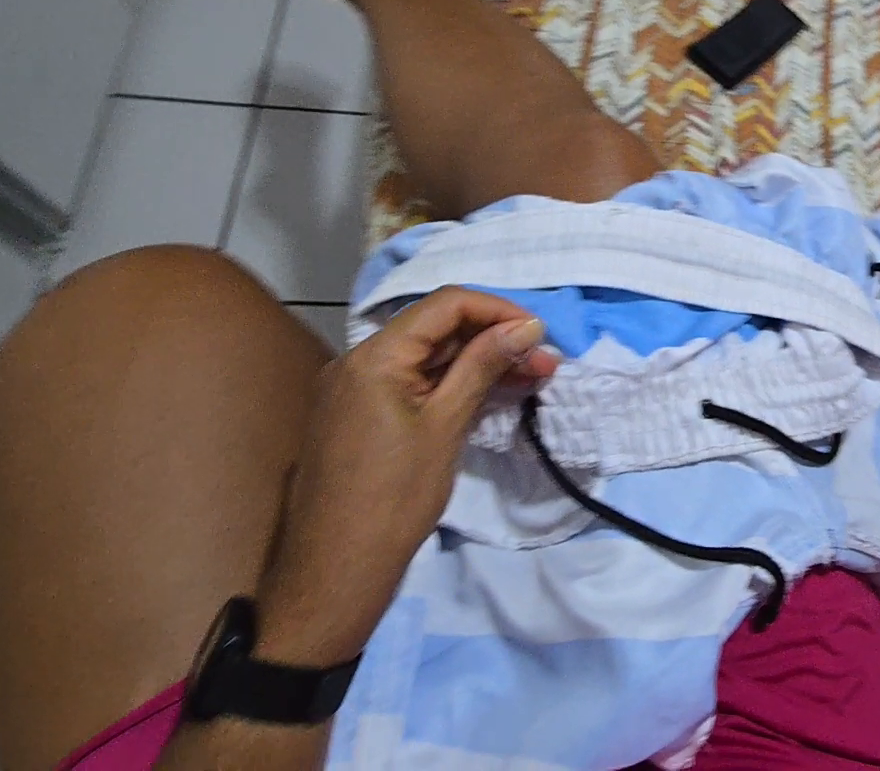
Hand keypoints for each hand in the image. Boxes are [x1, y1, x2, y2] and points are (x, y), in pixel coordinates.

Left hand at [253, 287, 559, 665]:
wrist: (334, 575)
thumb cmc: (394, 498)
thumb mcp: (446, 425)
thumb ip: (483, 365)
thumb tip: (527, 325)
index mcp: (373, 357)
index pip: (445, 305)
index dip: (497, 310)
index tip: (538, 334)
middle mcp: (359, 361)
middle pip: (438, 329)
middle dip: (495, 339)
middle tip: (545, 363)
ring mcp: (358, 390)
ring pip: (431, 358)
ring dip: (481, 363)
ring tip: (533, 378)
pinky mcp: (364, 415)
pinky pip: (417, 384)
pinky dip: (456, 385)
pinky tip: (495, 394)